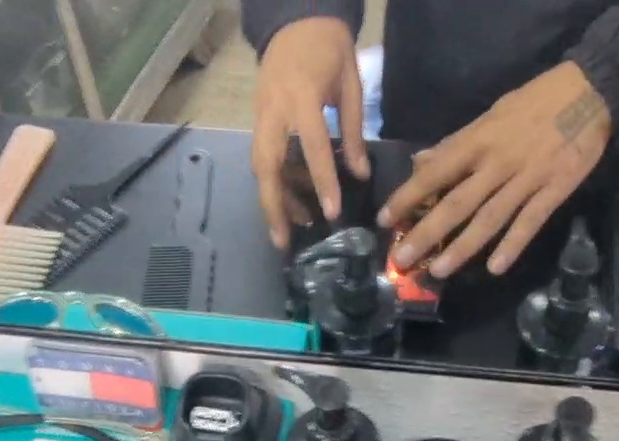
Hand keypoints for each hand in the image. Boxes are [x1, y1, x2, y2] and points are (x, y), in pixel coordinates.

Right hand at [252, 16, 370, 248]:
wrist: (295, 17)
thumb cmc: (329, 49)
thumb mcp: (350, 85)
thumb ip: (354, 131)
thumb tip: (360, 175)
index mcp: (301, 96)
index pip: (312, 147)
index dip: (322, 182)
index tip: (332, 213)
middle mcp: (273, 110)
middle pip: (266, 166)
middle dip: (274, 206)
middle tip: (284, 240)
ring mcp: (260, 115)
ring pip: (261, 166)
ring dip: (275, 200)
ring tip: (295, 227)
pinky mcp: (258, 120)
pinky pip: (264, 158)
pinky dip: (277, 183)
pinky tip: (294, 202)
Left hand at [380, 63, 610, 277]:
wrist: (591, 90)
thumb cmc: (535, 102)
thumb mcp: (491, 115)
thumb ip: (457, 144)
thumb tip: (420, 163)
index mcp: (479, 140)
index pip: (435, 172)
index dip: (407, 196)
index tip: (385, 219)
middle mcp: (497, 162)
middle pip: (456, 203)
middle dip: (427, 233)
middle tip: (402, 259)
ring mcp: (526, 179)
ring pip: (489, 219)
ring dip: (462, 247)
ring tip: (438, 271)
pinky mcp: (553, 191)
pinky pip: (529, 222)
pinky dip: (512, 245)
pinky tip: (494, 268)